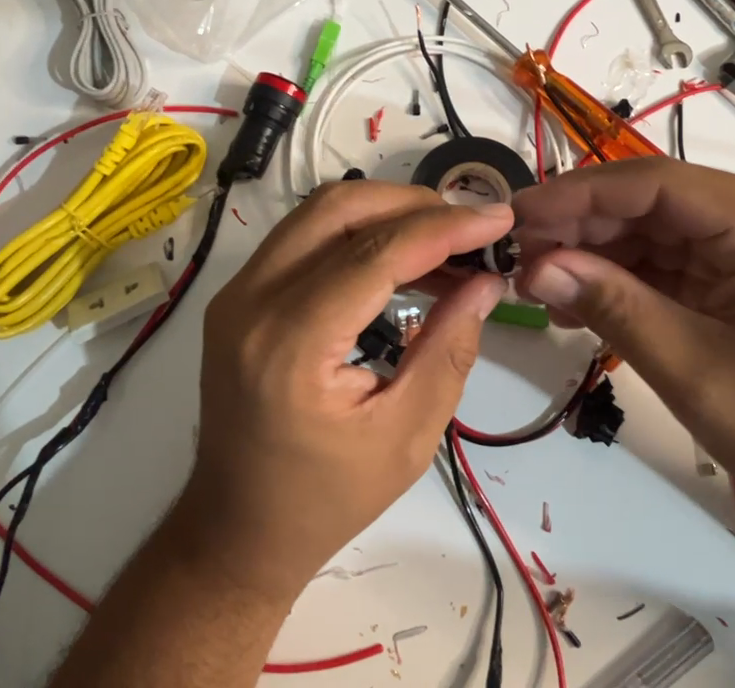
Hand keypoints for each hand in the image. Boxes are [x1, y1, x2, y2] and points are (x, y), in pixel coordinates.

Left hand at [174, 181, 510, 597]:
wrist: (238, 529)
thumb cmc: (326, 499)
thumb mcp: (406, 437)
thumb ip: (448, 351)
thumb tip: (487, 281)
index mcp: (291, 346)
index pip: (375, 255)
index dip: (444, 228)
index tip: (498, 219)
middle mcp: (251, 303)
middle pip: (338, 210)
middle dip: (413, 205)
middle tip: (471, 227)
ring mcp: (236, 295)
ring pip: (318, 213)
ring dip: (385, 212)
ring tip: (445, 240)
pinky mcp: (237, 297)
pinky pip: (302, 237)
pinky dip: (356, 232)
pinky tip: (399, 258)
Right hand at [510, 158, 734, 528]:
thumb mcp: (695, 370)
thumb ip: (615, 307)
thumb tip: (534, 266)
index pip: (661, 184)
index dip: (582, 194)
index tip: (519, 215)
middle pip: (655, 203)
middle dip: (583, 226)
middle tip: (516, 254)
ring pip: (656, 232)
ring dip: (596, 254)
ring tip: (537, 283)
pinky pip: (671, 264)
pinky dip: (624, 281)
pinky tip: (578, 303)